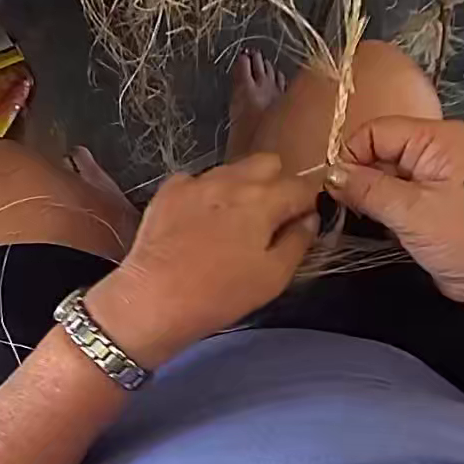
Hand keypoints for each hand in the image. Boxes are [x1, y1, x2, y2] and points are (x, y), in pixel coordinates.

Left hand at [88, 152, 318, 364]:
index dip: (308, 204)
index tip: (302, 222)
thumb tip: (309, 219)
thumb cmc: (219, 295)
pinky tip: (197, 222)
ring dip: (240, 188)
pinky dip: (204, 195)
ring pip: (232, 170)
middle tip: (268, 220)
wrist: (154, 299)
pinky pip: (197, 180)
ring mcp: (197, 181)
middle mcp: (232, 180)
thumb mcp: (273, 278)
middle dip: (276, 185)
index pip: (302, 186)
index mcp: (264, 199)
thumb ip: (298, 241)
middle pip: (268, 164)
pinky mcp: (169, 190)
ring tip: (230, 224)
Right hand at [325, 116, 463, 303]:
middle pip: (379, 150)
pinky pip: (394, 195)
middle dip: (357, 175)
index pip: (376, 131)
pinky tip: (372, 224)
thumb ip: (367, 189)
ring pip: (384, 174)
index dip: (351, 155)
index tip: (334, 188)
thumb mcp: (410, 212)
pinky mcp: (430, 202)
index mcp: (436, 138)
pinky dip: (379, 207)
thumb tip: (329, 175)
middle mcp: (435, 150)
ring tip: (356, 217)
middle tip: (341, 207)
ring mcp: (433, 177)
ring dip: (366, 194)